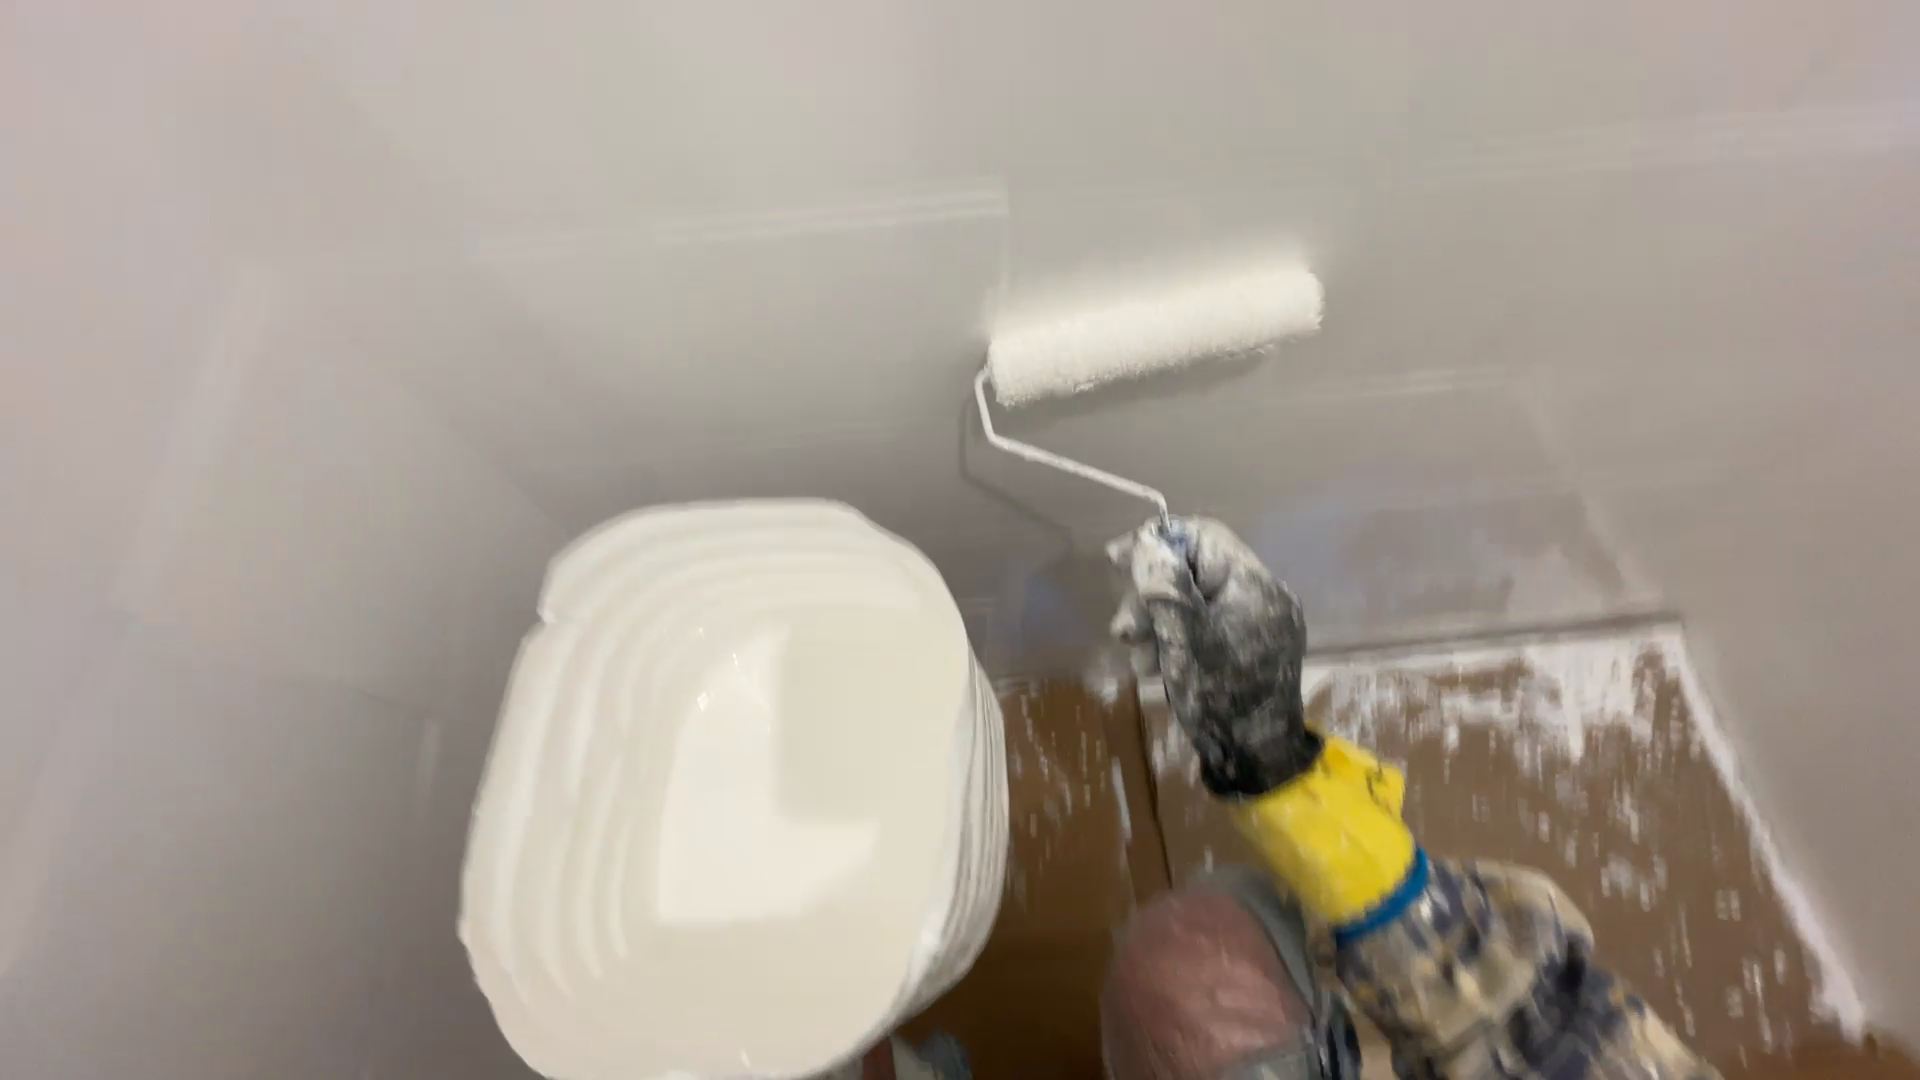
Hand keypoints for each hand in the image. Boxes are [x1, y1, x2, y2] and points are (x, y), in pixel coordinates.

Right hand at [1107, 517, 1318, 796]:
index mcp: (1252, 584)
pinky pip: (1202, 626)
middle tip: (1124, 629)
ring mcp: (1254, 623)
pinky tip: (1154, 667)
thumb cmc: (1220, 696)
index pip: (1202, 536)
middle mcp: (1259, 595)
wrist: (1257, 759)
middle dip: (1151, 595)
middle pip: (1192, 570)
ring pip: (1192, 600)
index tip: (1115, 559)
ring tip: (1137, 656)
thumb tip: (1146, 543)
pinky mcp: (1246, 647)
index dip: (1155, 542)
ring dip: (1156, 622)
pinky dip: (1174, 640)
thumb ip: (1165, 586)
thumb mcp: (1183, 639)